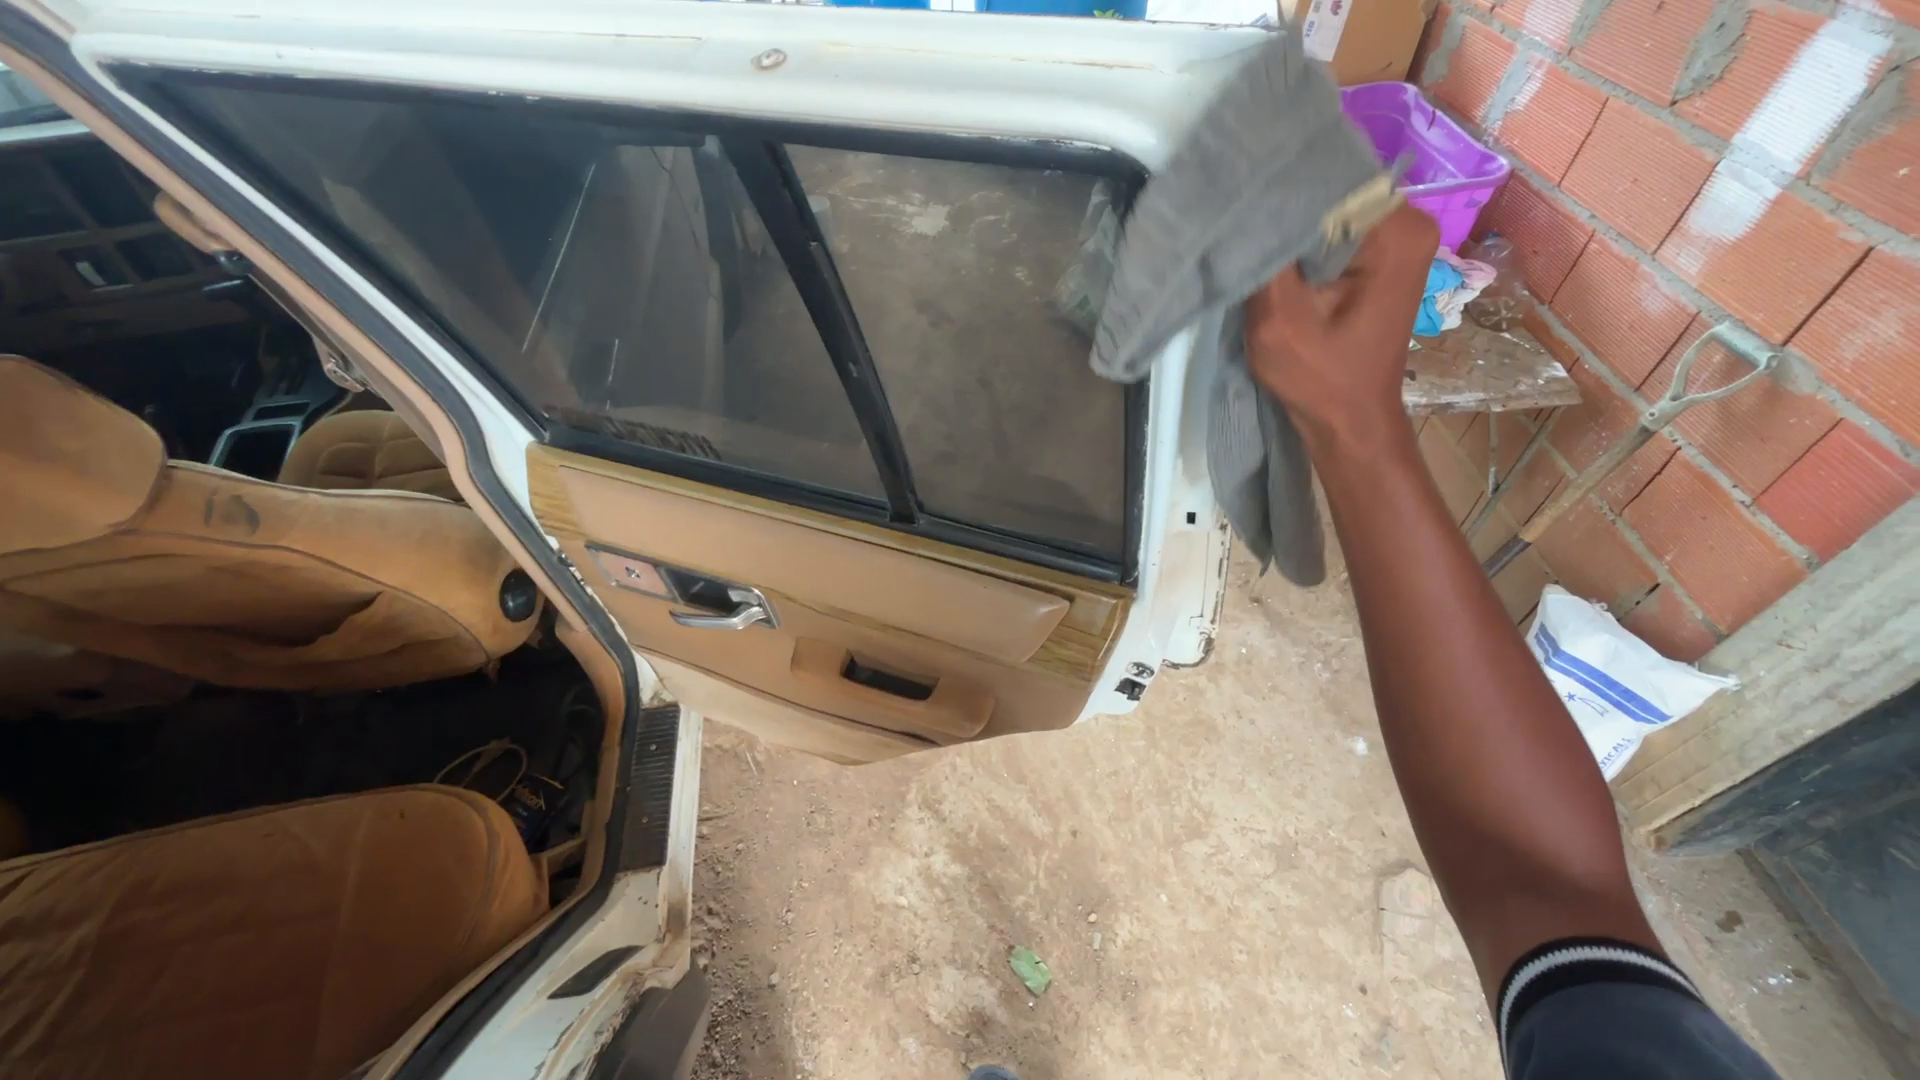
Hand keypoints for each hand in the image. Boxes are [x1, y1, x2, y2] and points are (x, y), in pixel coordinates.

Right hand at [1243, 204, 1439, 445]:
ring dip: (1292, 230)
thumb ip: (1266, 256)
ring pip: (1331, 215)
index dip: (1280, 191)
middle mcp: (1409, 225)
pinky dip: (1305, 247)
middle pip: (1333, 195)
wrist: (1349, 423)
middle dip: (1286, 210)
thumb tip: (1247, 205)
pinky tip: (1276, 260)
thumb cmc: (1319, 378)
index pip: (1330, 181)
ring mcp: (1400, 243)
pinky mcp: (1383, 261)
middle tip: (1238, 223)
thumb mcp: (1278, 318)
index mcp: (1396, 232)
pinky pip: (1337, 235)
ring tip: (1251, 240)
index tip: (1238, 202)